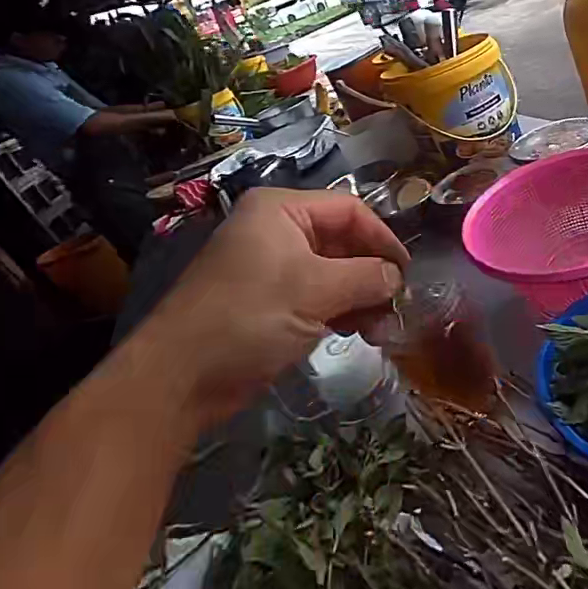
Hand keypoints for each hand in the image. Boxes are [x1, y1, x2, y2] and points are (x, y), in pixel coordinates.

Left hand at [141, 188, 407, 427]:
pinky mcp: (272, 303)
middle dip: (373, 274)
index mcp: (282, 209)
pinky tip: (362, 333)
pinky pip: (319, 297)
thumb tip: (397, 278)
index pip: (349, 210)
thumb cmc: (249, 317)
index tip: (407, 271)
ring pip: (334, 273)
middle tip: (398, 305)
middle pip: (343, 242)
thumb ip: (367, 277)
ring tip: (383, 328)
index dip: (382, 238)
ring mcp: (274, 268)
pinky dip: (342, 312)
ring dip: (362, 297)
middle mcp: (278, 231)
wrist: (180, 378)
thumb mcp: (315, 290)